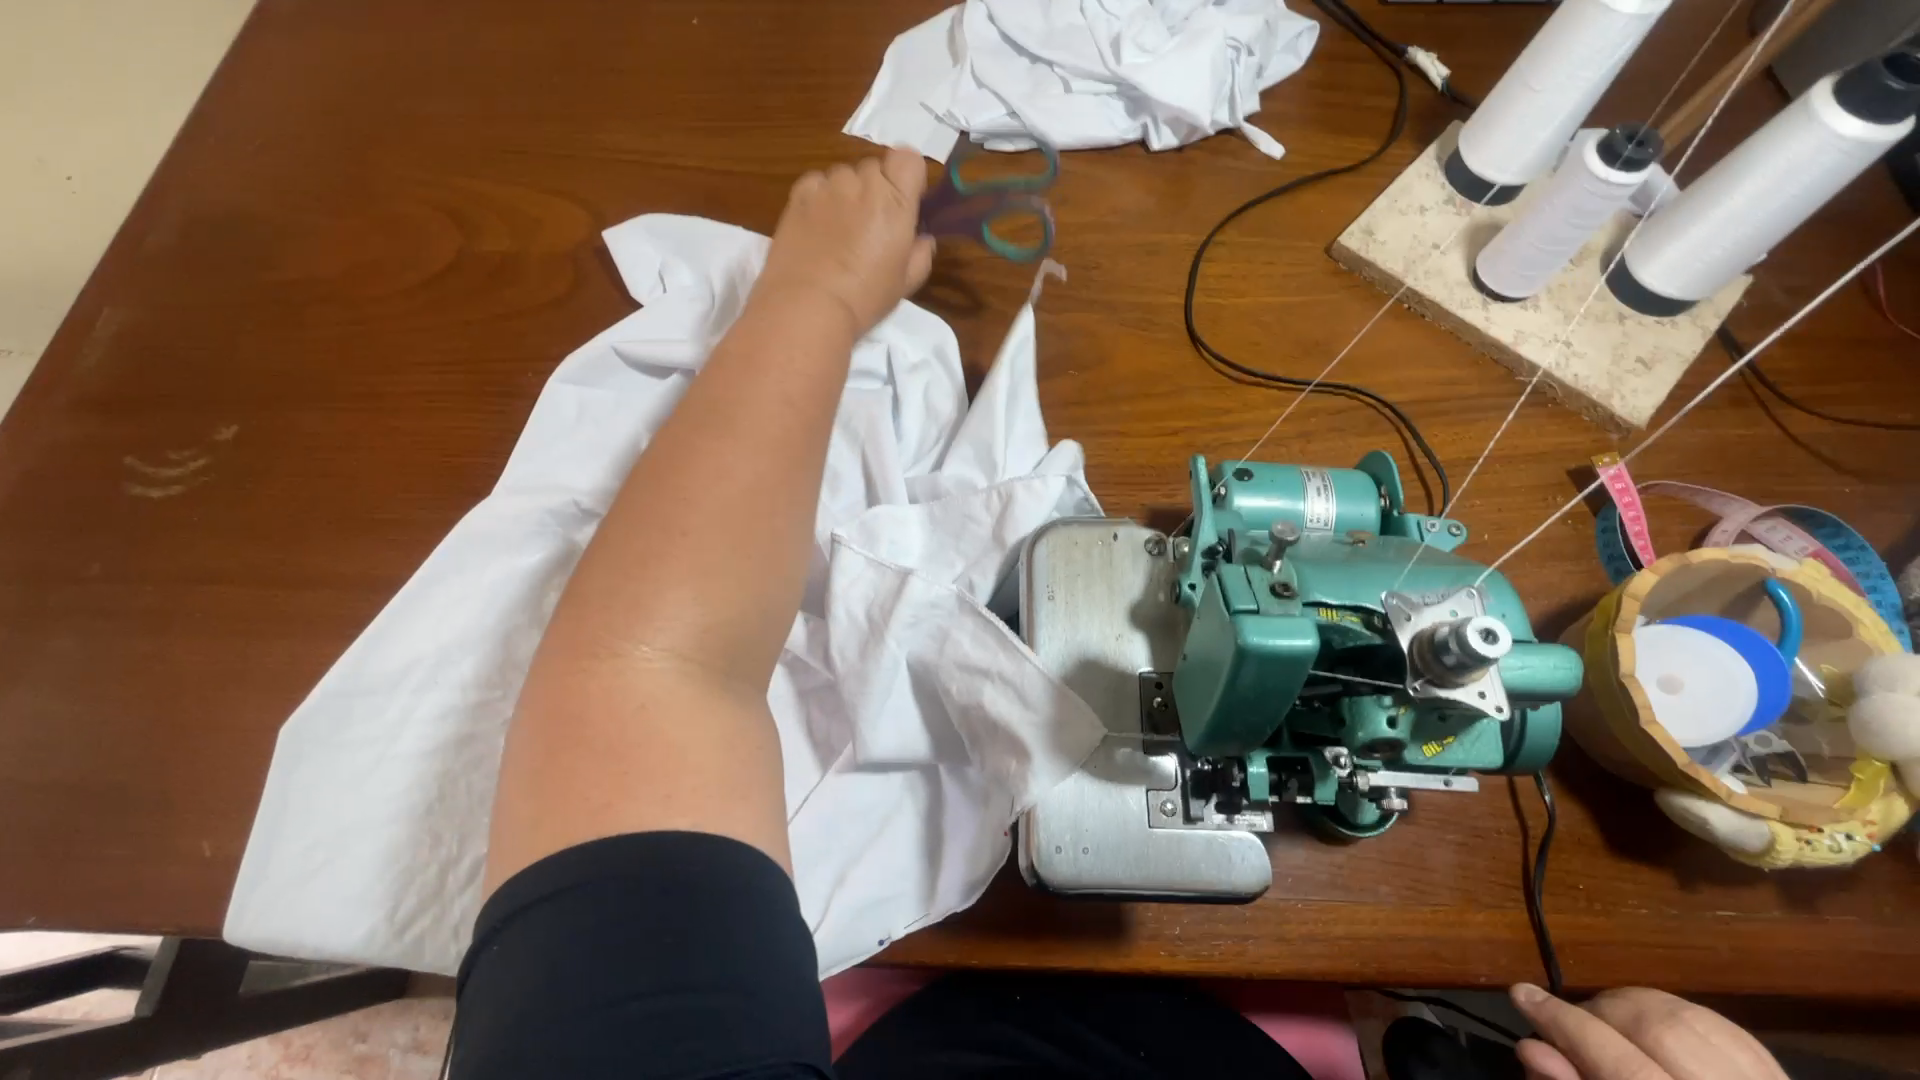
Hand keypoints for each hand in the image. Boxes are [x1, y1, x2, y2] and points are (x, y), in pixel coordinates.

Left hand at [753, 146, 936, 338]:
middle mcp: (862, 183)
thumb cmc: (864, 298)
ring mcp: (828, 186)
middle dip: (876, 190)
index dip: (908, 177)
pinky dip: (821, 198)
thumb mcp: (906, 283)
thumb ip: (921, 253)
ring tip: (839, 231)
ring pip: (844, 176)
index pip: (908, 158)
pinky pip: (817, 184)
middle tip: (870, 227)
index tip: (905, 202)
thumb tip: (921, 238)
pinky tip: (817, 228)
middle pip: (875, 168)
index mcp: (895, 200)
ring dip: (847, 194)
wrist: (807, 306)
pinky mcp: (799, 194)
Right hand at [1510, 984, 1787, 1079]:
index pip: (1623, 1068)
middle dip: (1597, 1011)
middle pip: (1658, 1032)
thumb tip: (1531, 1047)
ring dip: (1629, 1006)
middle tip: (1563, 1017)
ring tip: (1600, 1021)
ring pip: (1689, 1019)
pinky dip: (1673, 1015)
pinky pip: (1724, 1029)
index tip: (1522, 994)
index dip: (1565, 1025)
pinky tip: (1647, 1026)